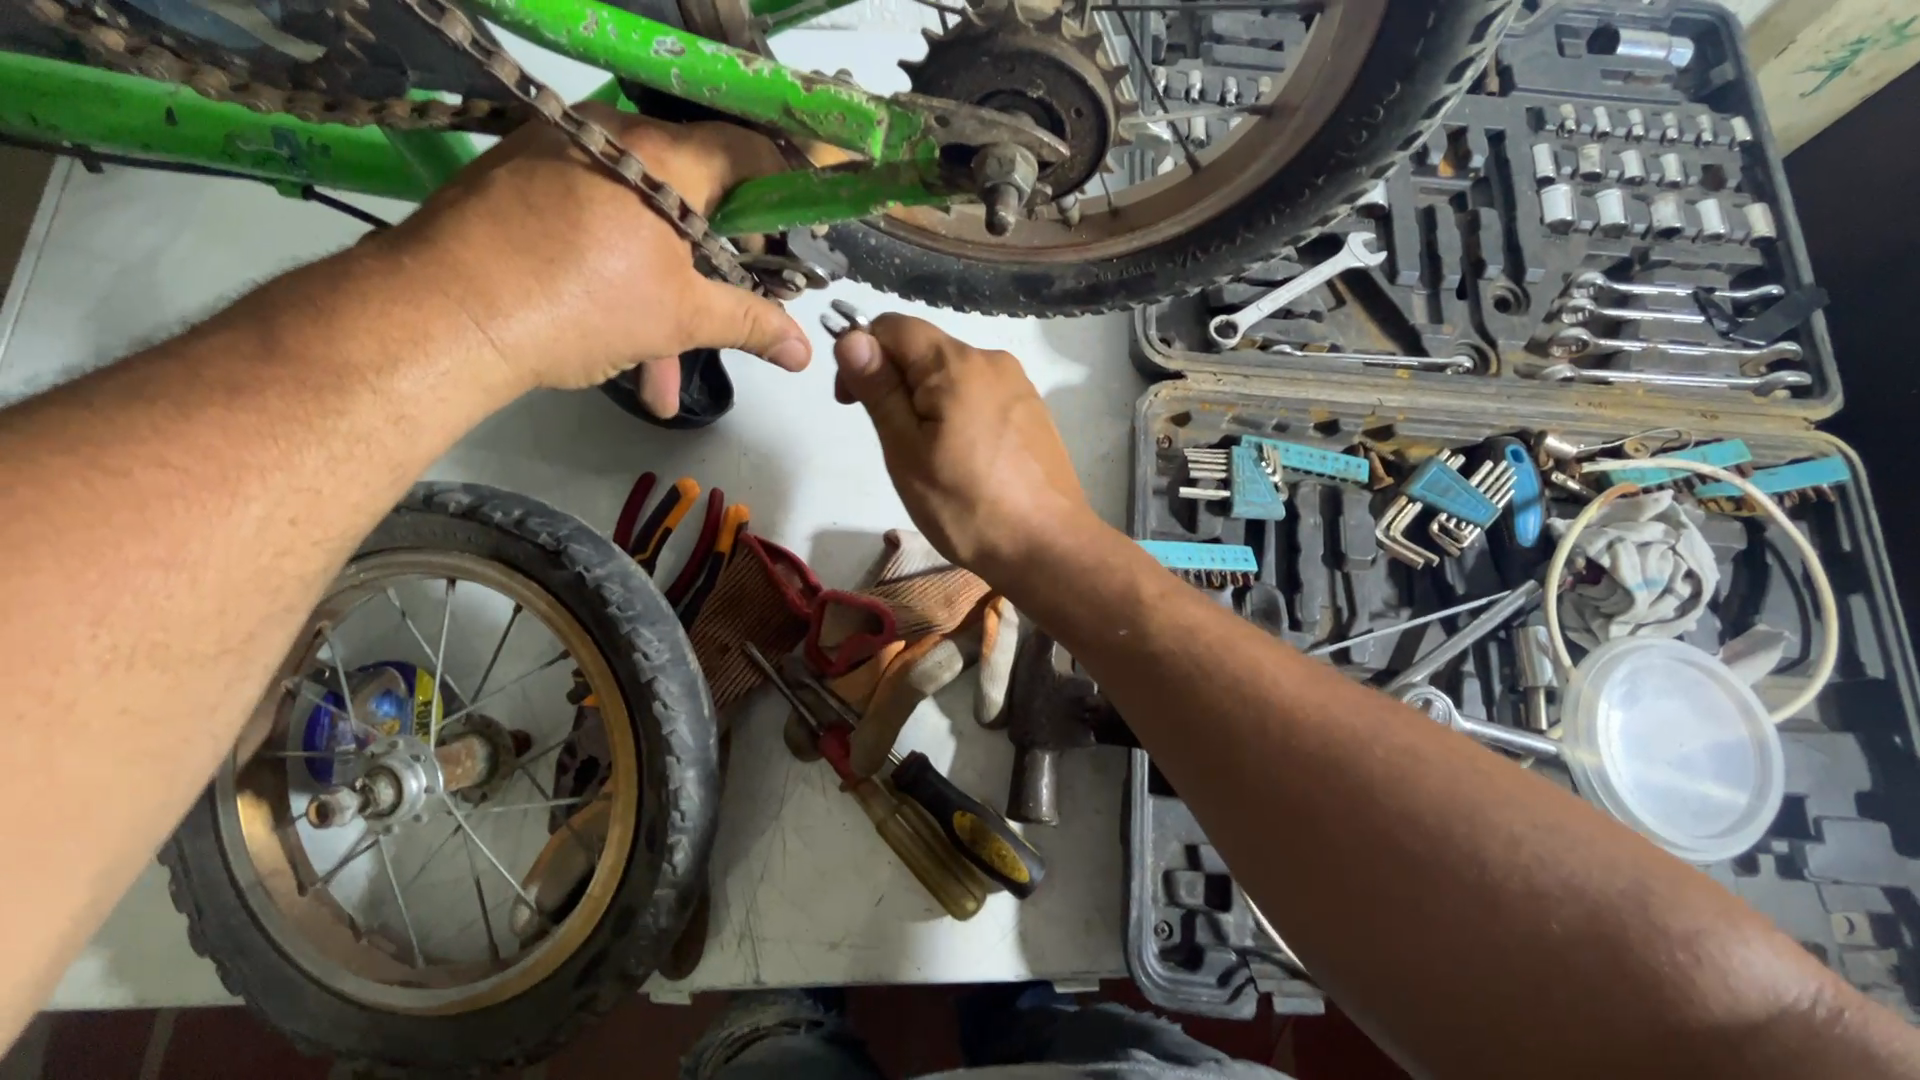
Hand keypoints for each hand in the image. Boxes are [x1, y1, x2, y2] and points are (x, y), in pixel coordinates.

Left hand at [372, 104, 810, 412]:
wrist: (444, 312)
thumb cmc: (582, 304)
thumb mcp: (680, 320)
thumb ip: (750, 325)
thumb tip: (805, 352)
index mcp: (665, 156)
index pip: (750, 149)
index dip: (784, 189)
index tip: (793, 234)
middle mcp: (614, 134)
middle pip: (694, 186)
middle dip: (719, 256)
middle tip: (730, 301)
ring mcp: (560, 150)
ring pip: (639, 215)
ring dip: (662, 288)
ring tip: (663, 365)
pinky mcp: (519, 175)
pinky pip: (591, 217)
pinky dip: (614, 271)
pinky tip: (615, 339)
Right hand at [833, 314, 1098, 577]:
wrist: (1047, 547)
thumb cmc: (966, 505)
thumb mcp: (906, 451)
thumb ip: (879, 389)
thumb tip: (850, 336)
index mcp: (957, 363)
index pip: (894, 325)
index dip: (861, 352)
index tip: (851, 403)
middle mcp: (992, 360)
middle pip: (925, 349)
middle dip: (894, 382)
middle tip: (891, 442)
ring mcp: (1019, 386)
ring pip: (953, 375)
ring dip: (926, 401)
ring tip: (928, 458)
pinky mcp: (1033, 412)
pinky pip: (981, 396)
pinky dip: (958, 414)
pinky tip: (963, 460)